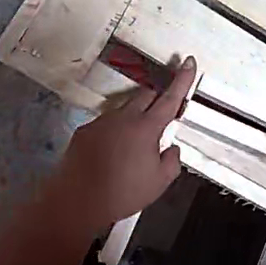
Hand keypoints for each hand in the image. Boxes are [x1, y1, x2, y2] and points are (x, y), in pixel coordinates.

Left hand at [42, 57, 196, 233]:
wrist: (77, 201)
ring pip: (124, 110)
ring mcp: (101, 122)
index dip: (183, 79)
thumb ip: (172, 160)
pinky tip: (113, 155)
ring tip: (134, 149)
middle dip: (157, 101)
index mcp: (146, 128)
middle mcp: (123, 118)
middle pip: (146, 95)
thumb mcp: (160, 182)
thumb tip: (171, 149)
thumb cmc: (121, 193)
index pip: (170, 98)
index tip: (188, 63)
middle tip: (163, 118)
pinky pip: (105, 124)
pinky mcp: (85, 131)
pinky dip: (114, 133)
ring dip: (134, 120)